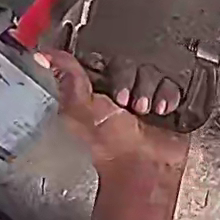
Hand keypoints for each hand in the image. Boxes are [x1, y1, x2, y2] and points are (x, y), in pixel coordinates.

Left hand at [34, 49, 190, 177]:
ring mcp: (149, 95)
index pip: (111, 58)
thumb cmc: (109, 143)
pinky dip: (169, 97)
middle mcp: (126, 88)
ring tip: (147, 111)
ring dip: (151, 92)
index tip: (113, 89)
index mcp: (100, 86)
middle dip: (133, 84)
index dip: (114, 70)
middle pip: (136, 62)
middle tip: (128, 104)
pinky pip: (175, 84)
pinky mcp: (170, 102)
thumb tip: (43, 55)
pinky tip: (162, 111)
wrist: (143, 165)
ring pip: (156, 71)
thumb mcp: (79, 106)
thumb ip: (66, 78)